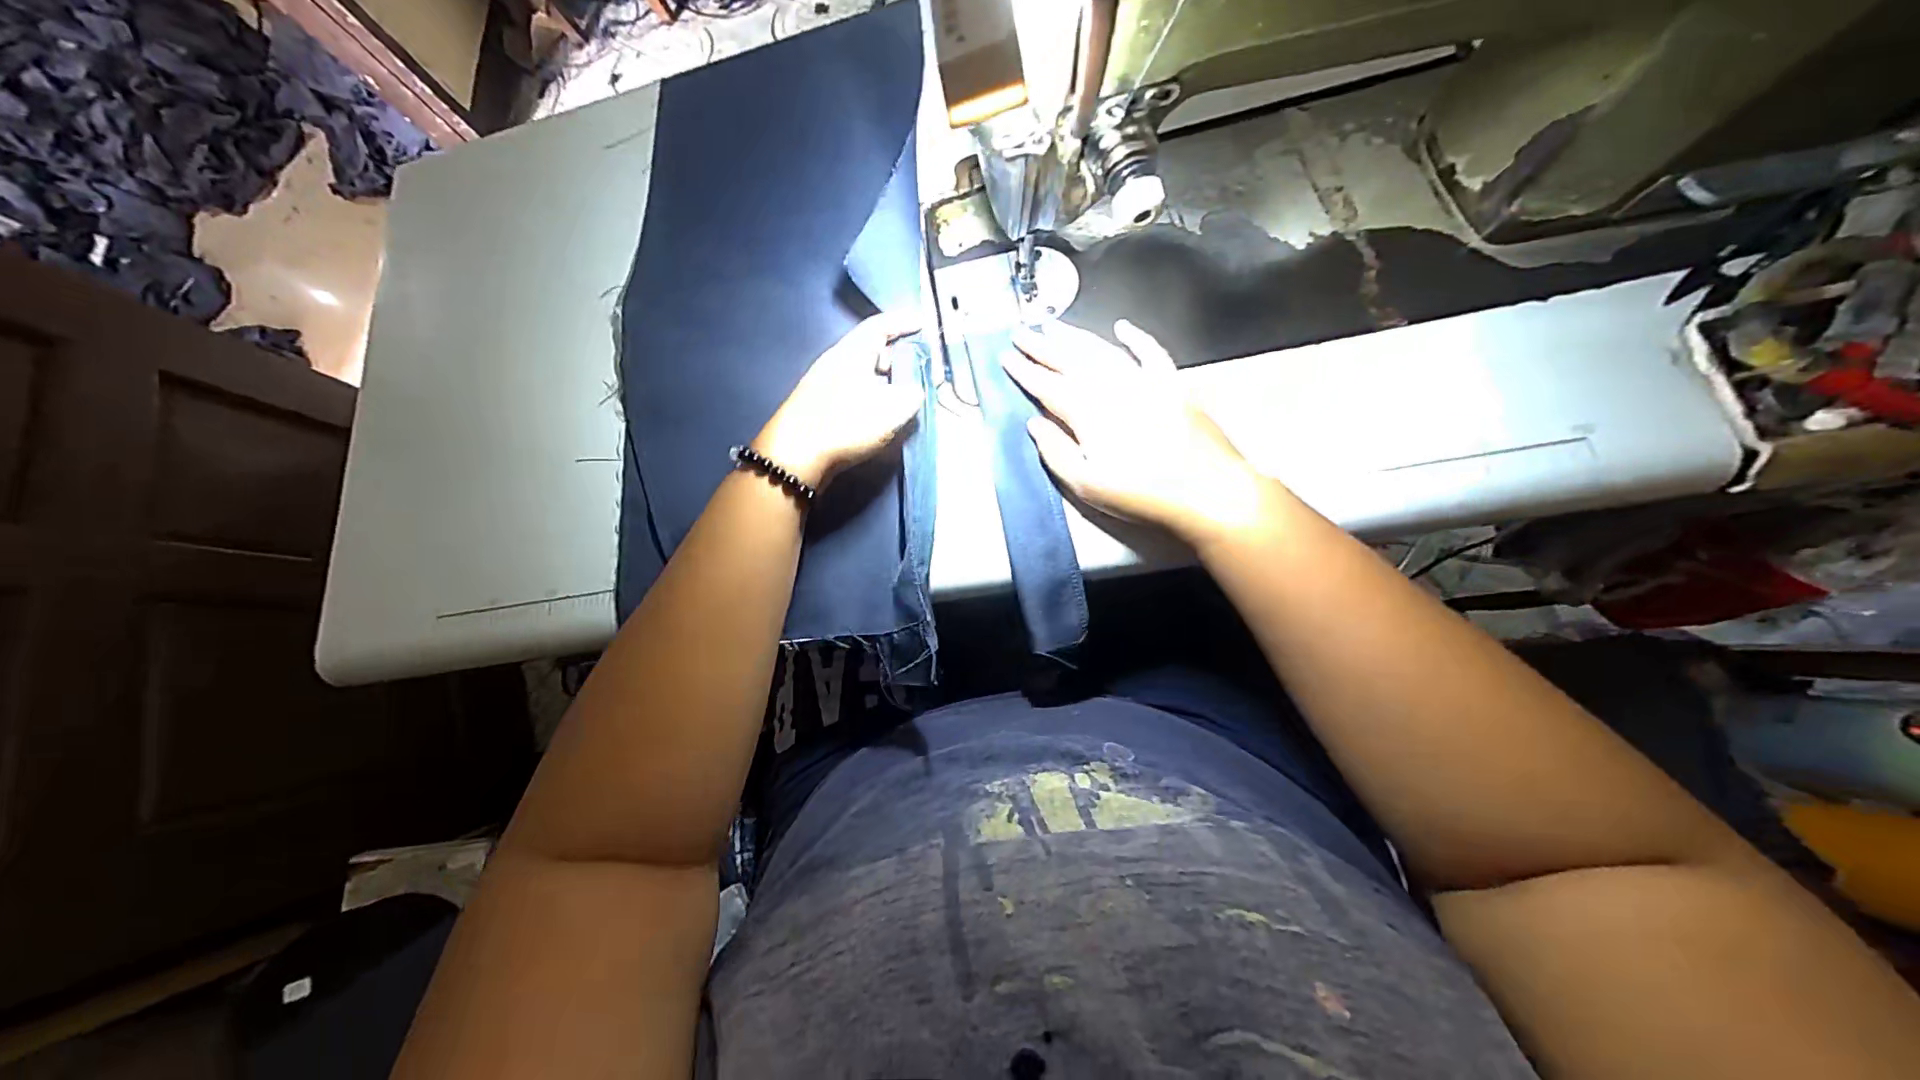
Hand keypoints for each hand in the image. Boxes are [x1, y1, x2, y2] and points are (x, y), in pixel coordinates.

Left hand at [753, 313, 924, 488]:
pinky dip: (867, 391)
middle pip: (868, 346)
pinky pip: (849, 386)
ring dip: (880, 376)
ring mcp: (820, 382)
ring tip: (897, 393)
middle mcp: (834, 360)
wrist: (793, 457)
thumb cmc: (844, 426)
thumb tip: (914, 390)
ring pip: (858, 369)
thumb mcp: (892, 411)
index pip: (880, 325)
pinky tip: (873, 412)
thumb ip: (912, 395)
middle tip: (913, 365)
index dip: (903, 322)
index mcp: (853, 352)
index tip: (921, 324)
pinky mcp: (814, 404)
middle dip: (893, 352)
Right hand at [1004, 320, 1269, 543]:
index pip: (1047, 385)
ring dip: (1076, 337)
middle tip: (1021, 333)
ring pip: (1103, 350)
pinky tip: (1122, 328)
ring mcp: (1144, 381)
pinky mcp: (1172, 383)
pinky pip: (1151, 352)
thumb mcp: (1086, 484)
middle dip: (1042, 346)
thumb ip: (1056, 451)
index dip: (1024, 371)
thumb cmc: (1142, 493)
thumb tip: (1034, 423)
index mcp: (1087, 411)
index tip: (1006, 357)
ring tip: (1054, 327)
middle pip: (1070, 361)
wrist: (1207, 490)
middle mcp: (1113, 386)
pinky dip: (1136, 338)